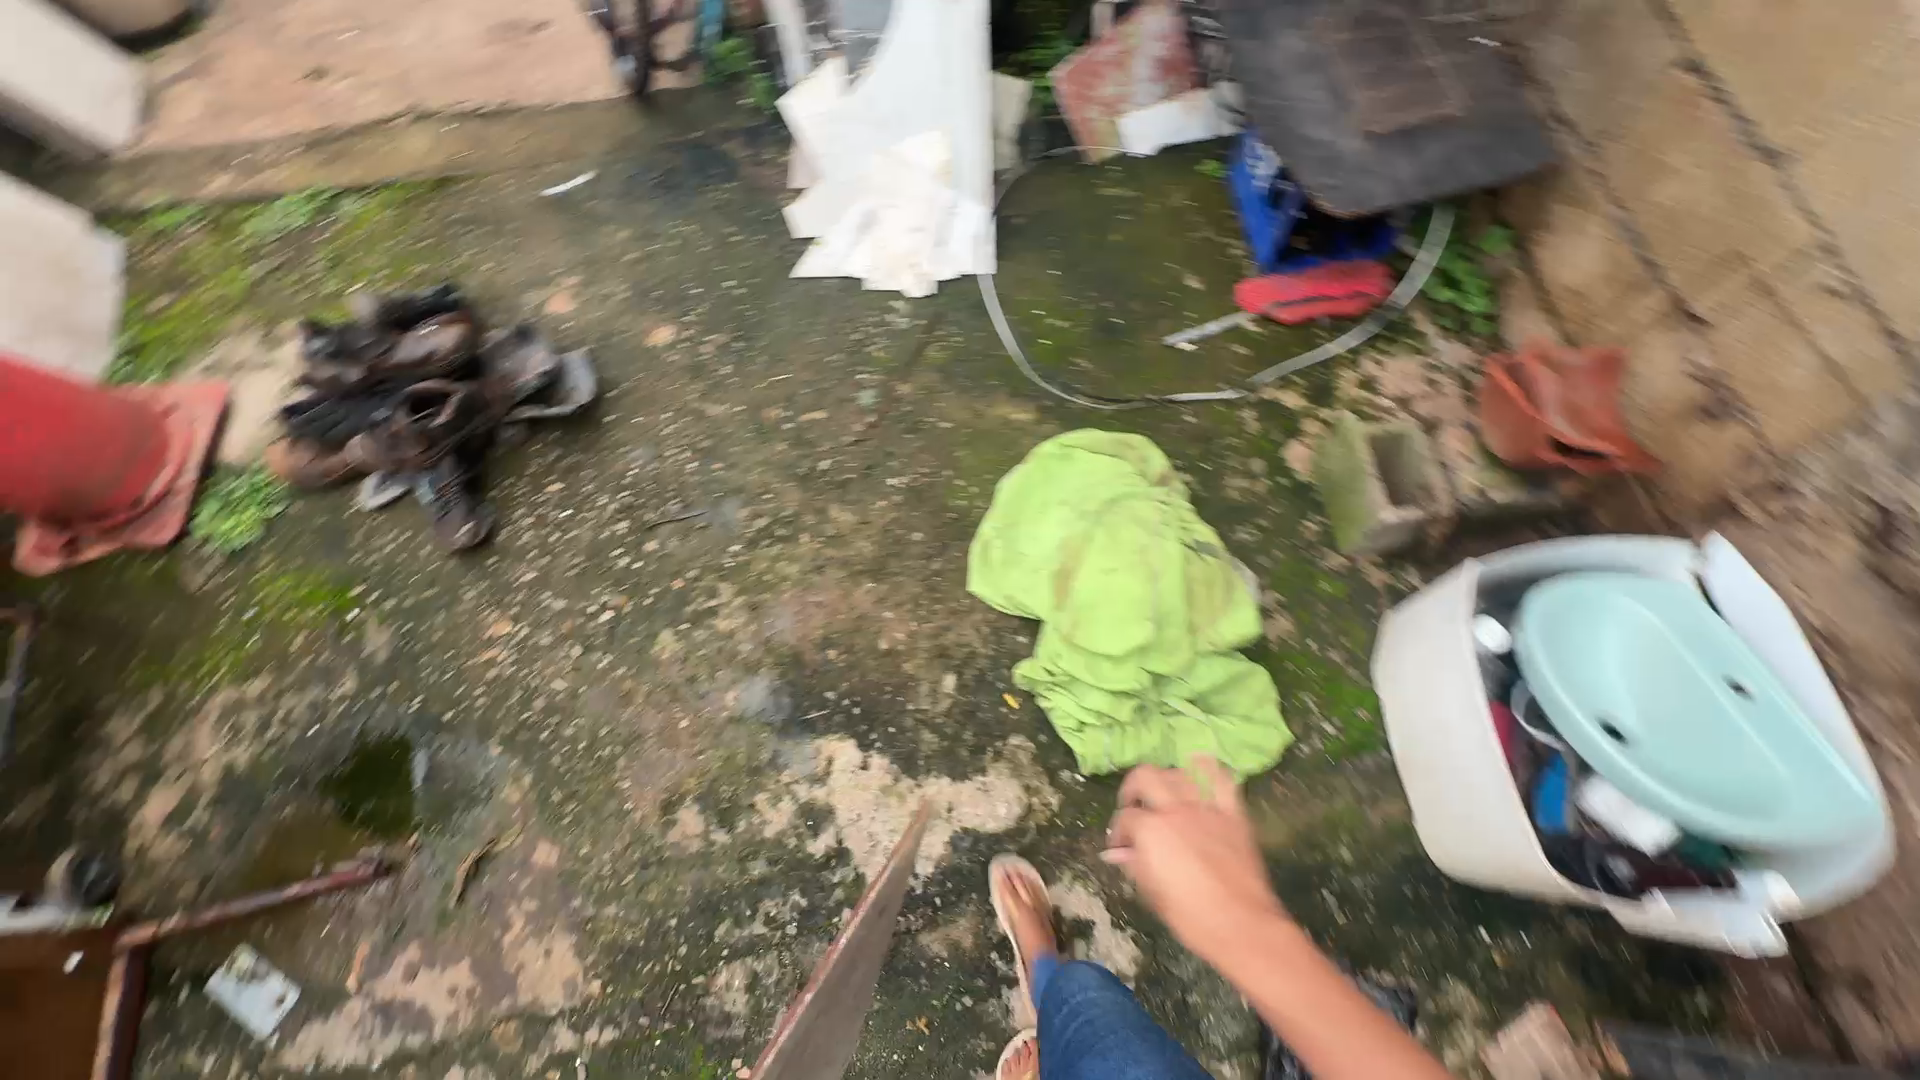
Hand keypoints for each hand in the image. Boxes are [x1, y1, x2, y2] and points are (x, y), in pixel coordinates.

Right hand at [1102, 756, 1288, 965]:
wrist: (1244, 926)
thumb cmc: (1192, 918)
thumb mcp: (1153, 894)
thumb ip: (1134, 866)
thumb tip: (1117, 853)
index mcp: (1151, 831)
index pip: (1125, 819)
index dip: (1117, 832)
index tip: (1119, 847)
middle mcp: (1175, 810)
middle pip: (1144, 777)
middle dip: (1132, 789)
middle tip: (1132, 806)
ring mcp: (1206, 809)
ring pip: (1179, 774)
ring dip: (1165, 780)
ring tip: (1163, 794)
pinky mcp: (1233, 815)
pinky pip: (1222, 779)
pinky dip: (1208, 768)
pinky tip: (1198, 764)